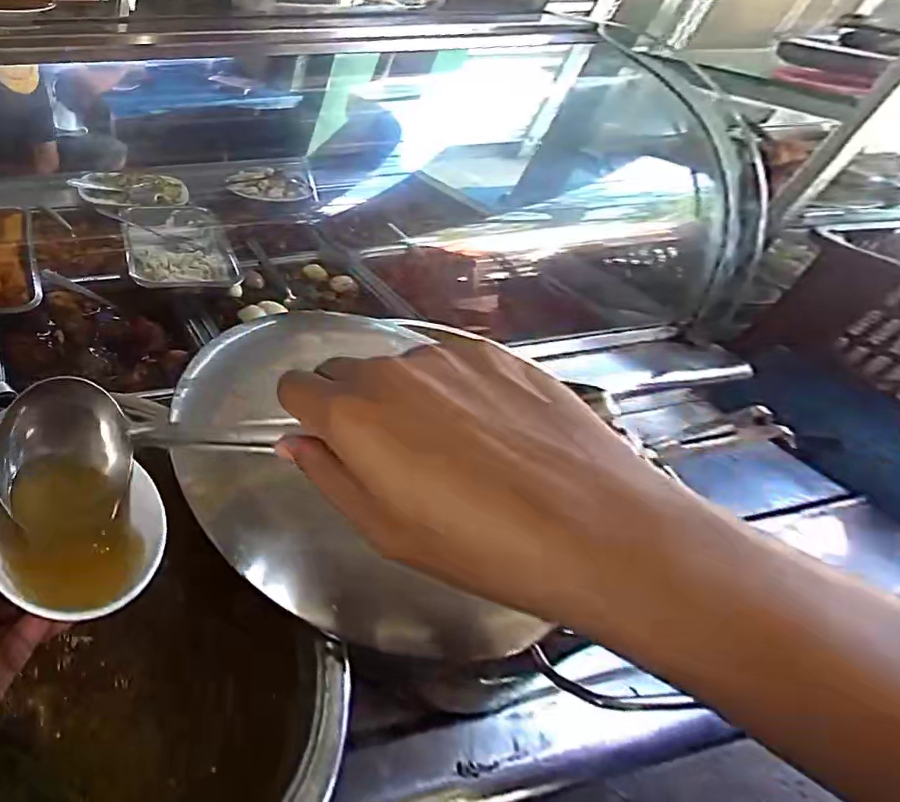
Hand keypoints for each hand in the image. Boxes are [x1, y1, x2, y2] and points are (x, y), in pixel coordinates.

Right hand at [275, 333, 712, 628]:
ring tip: (455, 442)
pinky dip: (452, 386)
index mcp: (348, 415)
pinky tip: (493, 427)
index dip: (304, 413)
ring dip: (403, 394)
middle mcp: (385, 372)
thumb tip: (292, 441)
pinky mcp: (491, 353)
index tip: (330, 441)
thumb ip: (325, 475)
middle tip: (394, 450)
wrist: (607, 534)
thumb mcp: (384, 530)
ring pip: (394, 366)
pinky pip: (446, 361)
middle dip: (349, 402)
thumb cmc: (481, 546)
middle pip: (339, 371)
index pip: (292, 386)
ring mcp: (441, 357)